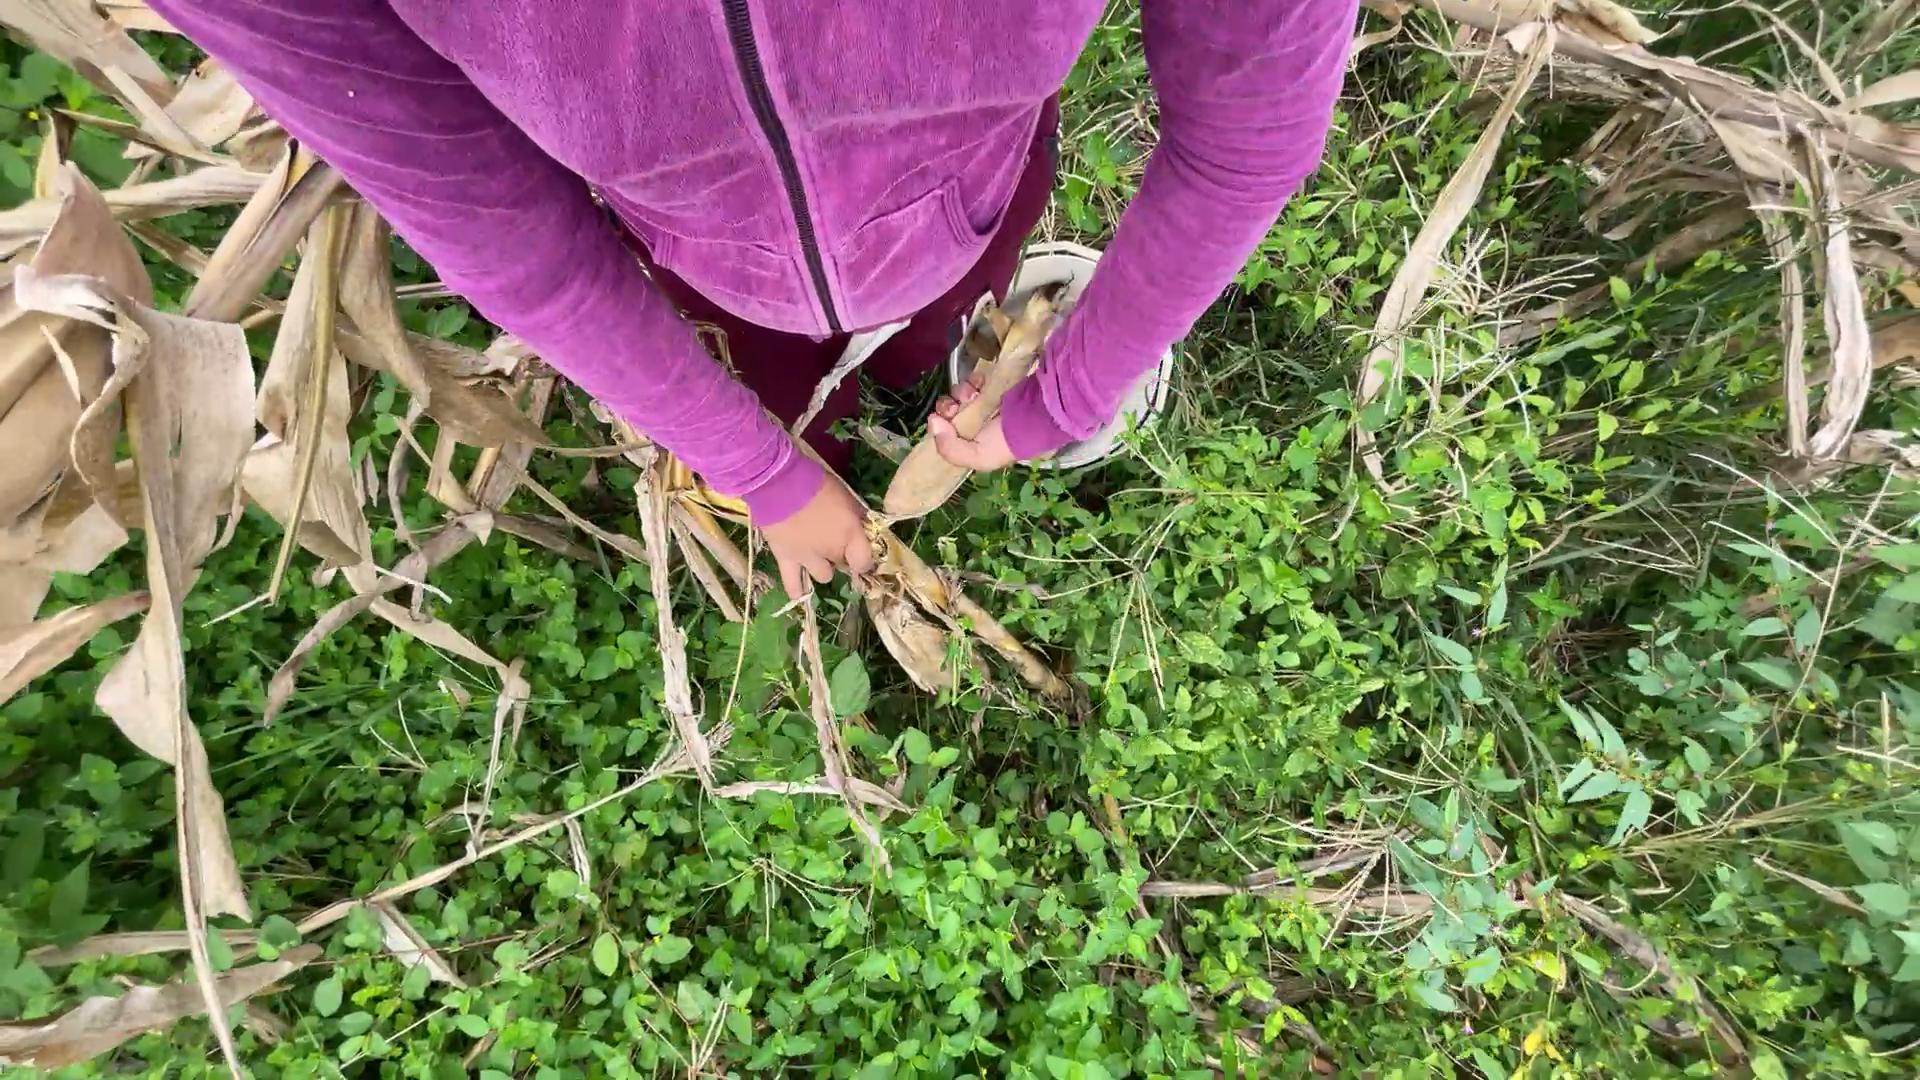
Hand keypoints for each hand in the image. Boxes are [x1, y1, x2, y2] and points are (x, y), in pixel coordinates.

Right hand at [760, 474, 875, 598]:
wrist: (779, 484)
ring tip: (816, 555)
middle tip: (832, 539)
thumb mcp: (845, 495)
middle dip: (841, 554)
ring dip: (823, 567)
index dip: (864, 559)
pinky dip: (797, 589)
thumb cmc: (815, 483)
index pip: (865, 561)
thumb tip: (861, 526)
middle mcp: (833, 552)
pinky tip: (800, 592)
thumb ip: (855, 516)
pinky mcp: (786, 560)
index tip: (860, 552)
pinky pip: (793, 584)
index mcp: (851, 534)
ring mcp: (809, 558)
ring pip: (824, 576)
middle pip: (843, 564)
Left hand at [927, 370, 1016, 471]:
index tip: (941, 420)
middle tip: (955, 407)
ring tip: (973, 395)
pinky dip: (973, 381)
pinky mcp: (989, 387)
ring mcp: (981, 405)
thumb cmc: (1006, 442)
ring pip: (957, 394)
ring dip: (960, 392)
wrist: (1033, 417)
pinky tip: (980, 385)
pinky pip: (971, 380)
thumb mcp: (978, 457)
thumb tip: (933, 421)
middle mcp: (973, 425)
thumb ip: (950, 448)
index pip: (944, 433)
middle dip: (947, 407)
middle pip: (947, 410)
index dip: (939, 426)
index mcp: (969, 444)